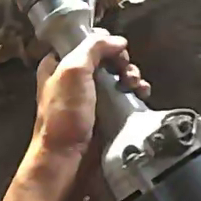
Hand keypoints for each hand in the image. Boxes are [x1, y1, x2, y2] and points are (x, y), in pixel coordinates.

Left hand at [28, 30, 147, 161]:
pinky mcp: (106, 113)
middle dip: (122, 61)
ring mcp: (91, 97)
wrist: (68, 160)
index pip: (85, 41)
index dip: (104, 42)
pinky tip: (141, 94)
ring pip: (118, 75)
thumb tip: (119, 41)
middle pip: (106, 57)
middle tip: (126, 72)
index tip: (116, 50)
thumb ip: (94, 48)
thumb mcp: (73, 70)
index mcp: (58, 64)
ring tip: (136, 86)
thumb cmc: (65, 114)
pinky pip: (125, 95)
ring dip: (132, 75)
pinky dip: (136, 91)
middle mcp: (74, 78)